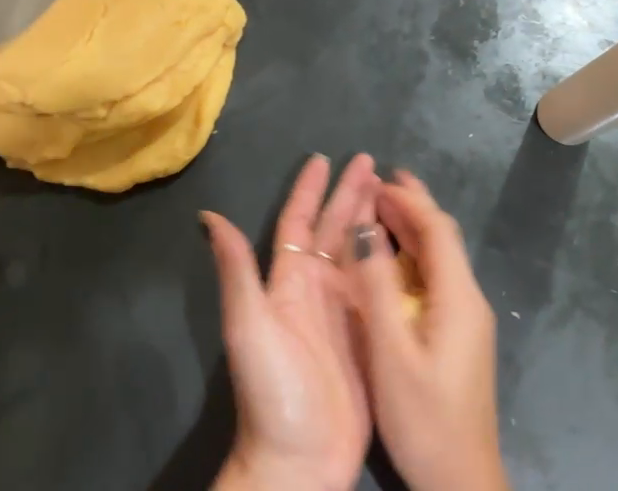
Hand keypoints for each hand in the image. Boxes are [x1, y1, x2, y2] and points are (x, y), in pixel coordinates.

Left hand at [204, 154, 378, 490]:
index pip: (299, 222)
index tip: (324, 157)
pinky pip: (381, 284)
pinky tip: (407, 243)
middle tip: (373, 163)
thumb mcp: (250, 327)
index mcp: (288, 283)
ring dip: (371, 219)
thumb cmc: (274, 391)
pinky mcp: (369, 335)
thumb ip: (237, 271)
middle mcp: (316, 289)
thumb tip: (209, 215)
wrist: (300, 461)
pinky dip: (391, 258)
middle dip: (350, 194)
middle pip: (334, 229)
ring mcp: (344, 312)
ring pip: (359, 251)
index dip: (309, 189)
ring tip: (391, 191)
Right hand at [348, 171, 508, 490]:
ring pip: (439, 259)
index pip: (437, 229)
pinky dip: (411, 259)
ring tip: (380, 208)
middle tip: (378, 181)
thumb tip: (364, 229)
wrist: (462, 478)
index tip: (377, 179)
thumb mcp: (392, 352)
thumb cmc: (424, 416)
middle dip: (412, 206)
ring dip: (411, 231)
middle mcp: (467, 299)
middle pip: (442, 239)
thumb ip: (377, 288)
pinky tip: (389, 263)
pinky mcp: (457, 336)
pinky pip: (435, 280)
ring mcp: (465, 319)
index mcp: (457, 296)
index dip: (408, 199)